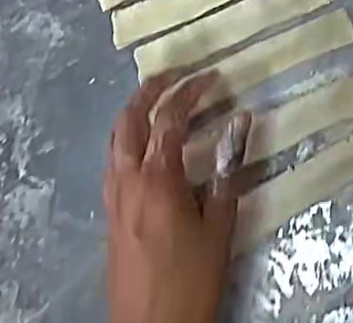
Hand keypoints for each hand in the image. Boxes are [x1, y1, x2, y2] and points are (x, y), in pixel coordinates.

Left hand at [105, 72, 250, 322]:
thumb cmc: (192, 278)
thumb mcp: (220, 223)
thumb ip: (227, 168)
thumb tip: (241, 121)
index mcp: (157, 180)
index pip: (169, 118)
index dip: (190, 91)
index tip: (211, 76)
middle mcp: (128, 183)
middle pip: (128, 121)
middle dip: (150, 90)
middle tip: (175, 73)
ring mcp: (114, 201)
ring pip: (115, 142)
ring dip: (134, 113)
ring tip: (158, 98)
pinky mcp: (111, 218)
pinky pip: (114, 163)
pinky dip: (129, 140)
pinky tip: (148, 145)